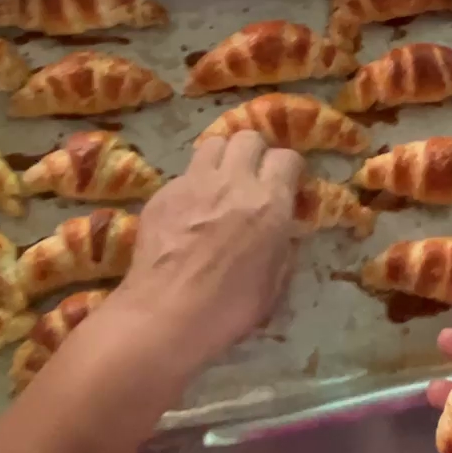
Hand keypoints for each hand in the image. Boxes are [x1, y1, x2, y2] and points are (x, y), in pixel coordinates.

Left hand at [99, 131, 302, 368]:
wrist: (164, 314)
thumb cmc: (229, 307)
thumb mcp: (275, 282)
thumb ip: (284, 246)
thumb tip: (283, 230)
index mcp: (269, 202)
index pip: (287, 158)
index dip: (289, 169)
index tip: (287, 185)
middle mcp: (233, 181)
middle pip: (248, 137)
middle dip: (255, 153)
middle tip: (253, 177)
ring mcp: (193, 183)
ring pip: (214, 144)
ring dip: (223, 158)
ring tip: (221, 181)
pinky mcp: (162, 193)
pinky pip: (184, 173)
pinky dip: (193, 184)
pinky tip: (189, 210)